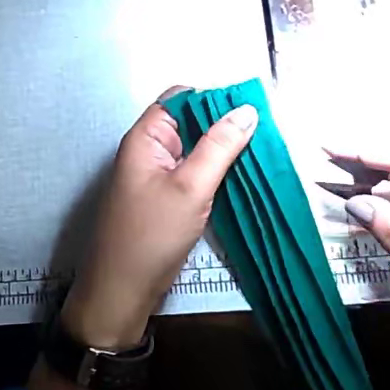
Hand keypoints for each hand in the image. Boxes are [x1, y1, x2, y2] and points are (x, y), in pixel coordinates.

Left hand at [61, 89, 258, 350]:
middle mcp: (151, 151)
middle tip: (267, 132)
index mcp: (147, 138)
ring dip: (225, 151)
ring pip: (198, 150)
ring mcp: (160, 176)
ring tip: (263, 152)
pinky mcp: (170, 199)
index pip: (182, 99)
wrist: (123, 292)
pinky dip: (219, 173)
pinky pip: (197, 174)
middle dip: (226, 125)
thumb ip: (220, 146)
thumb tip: (248, 109)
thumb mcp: (191, 187)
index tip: (254, 108)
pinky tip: (245, 177)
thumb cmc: (152, 235)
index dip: (216, 98)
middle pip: (192, 123)